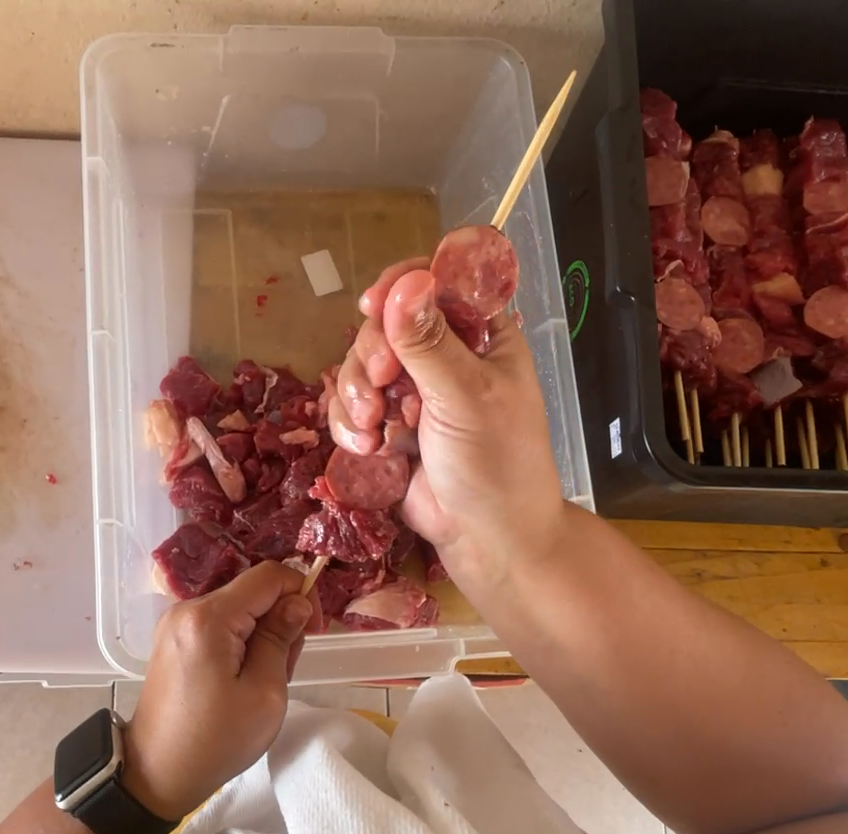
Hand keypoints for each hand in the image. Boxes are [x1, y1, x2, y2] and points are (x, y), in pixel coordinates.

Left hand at [124, 562, 317, 819]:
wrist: (156, 772)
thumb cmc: (215, 740)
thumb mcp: (265, 693)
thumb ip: (282, 639)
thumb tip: (297, 601)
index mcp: (209, 617)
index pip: (269, 576)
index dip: (301, 592)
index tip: (312, 630)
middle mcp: (188, 608)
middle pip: (253, 591)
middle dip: (280, 619)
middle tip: (284, 669)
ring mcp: (177, 623)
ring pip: (239, 608)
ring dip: (262, 634)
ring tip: (263, 680)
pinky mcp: (174, 639)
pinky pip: (220, 624)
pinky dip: (241, 642)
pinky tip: (243, 677)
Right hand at [367, 266, 567, 592]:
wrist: (487, 538)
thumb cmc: (496, 464)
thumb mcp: (466, 398)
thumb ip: (429, 343)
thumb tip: (406, 281)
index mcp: (480, 335)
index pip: (436, 282)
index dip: (400, 287)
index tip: (372, 306)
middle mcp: (443, 356)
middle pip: (383, 326)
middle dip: (371, 359)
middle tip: (380, 391)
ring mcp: (412, 393)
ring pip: (359, 368)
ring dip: (356, 398)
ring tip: (374, 435)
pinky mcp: (387, 427)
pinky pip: (350, 409)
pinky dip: (350, 428)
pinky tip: (368, 451)